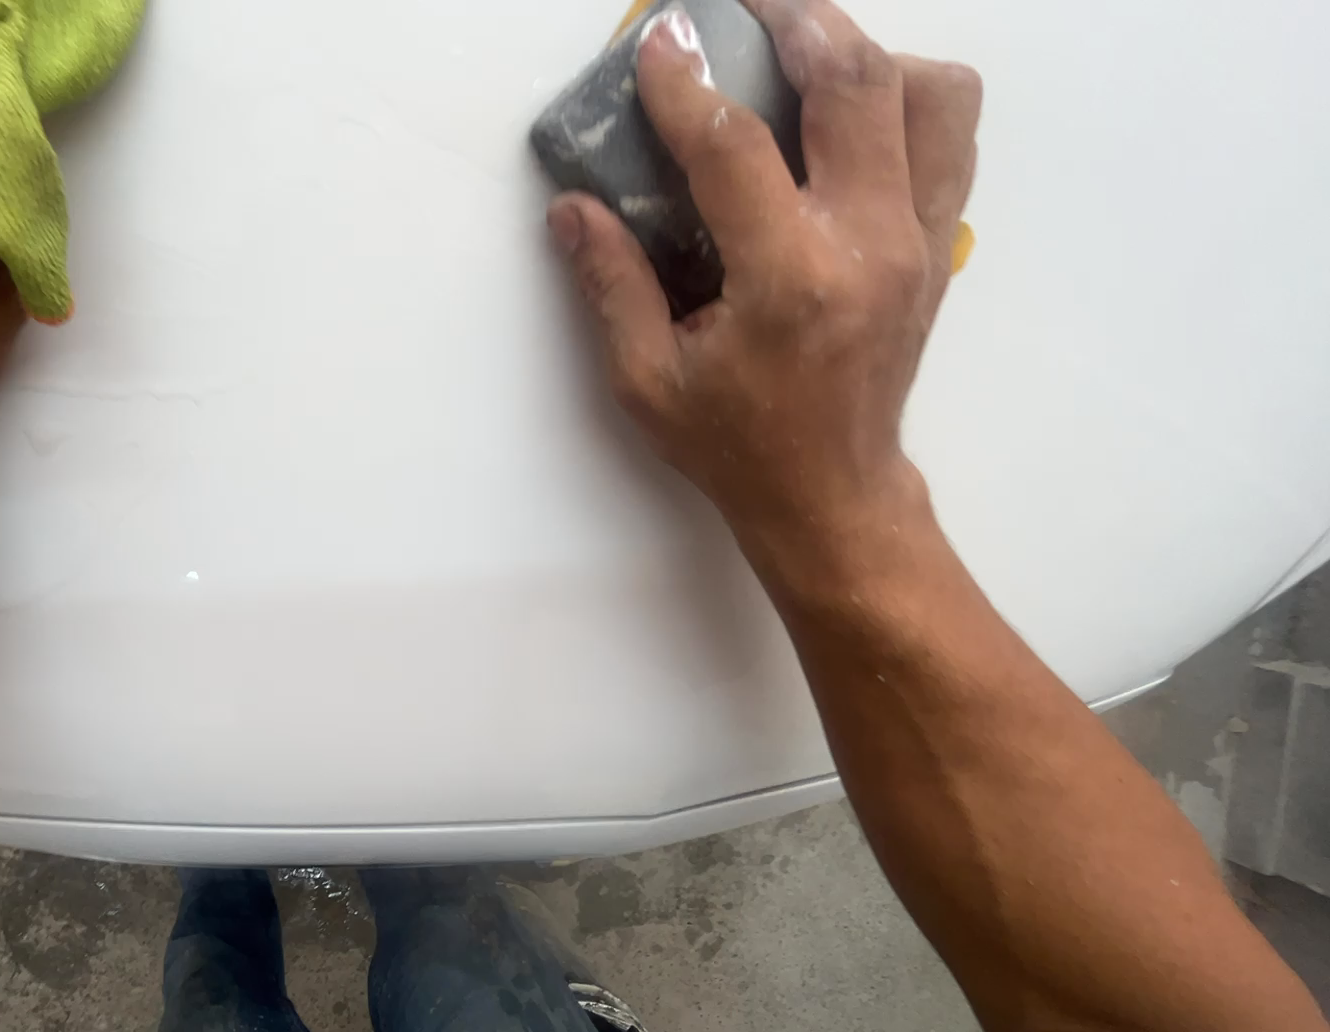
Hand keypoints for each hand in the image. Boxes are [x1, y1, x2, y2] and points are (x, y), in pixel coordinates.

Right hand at [548, 0, 981, 539]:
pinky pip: (950, 136)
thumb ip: (611, 286)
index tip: (659, 38)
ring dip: (865, 52)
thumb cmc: (732, 445)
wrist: (828, 493)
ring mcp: (919, 241)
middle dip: (796, 20)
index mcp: (786, 280)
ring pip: (932, 92)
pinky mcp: (937, 248)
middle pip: (856, 83)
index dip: (687, 86)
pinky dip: (906, 98)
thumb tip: (572, 211)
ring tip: (804, 53)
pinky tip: (850, 115)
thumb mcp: (646, 379)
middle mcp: (868, 244)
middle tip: (744, 5)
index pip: (733, 148)